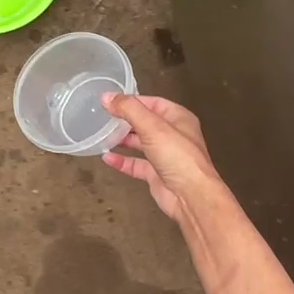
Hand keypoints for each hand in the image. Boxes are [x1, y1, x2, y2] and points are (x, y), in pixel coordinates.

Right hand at [101, 93, 227, 222]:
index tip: (110, 100)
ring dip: (123, 140)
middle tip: (103, 117)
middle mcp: (173, 135)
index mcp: (178, 118)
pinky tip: (107, 157)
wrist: (191, 196)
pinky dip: (122, 160)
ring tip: (102, 135)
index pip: (153, 102)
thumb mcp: (152, 126)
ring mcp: (165, 156)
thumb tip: (106, 96)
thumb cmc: (177, 156)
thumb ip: (128, 109)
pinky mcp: (157, 174)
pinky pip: (136, 164)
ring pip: (140, 143)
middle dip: (125, 120)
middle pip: (145, 122)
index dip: (133, 100)